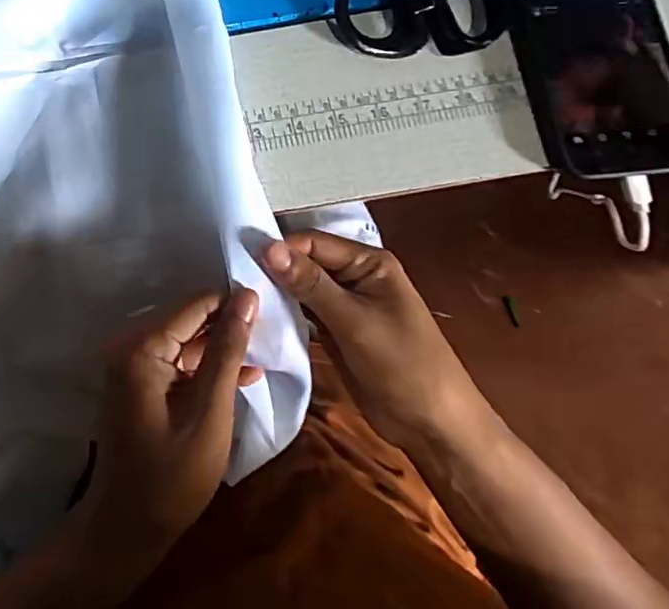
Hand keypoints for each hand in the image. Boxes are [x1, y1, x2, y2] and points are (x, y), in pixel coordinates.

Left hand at [83, 289, 263, 549]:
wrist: (125, 533)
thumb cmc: (171, 479)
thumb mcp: (210, 413)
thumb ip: (228, 351)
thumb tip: (247, 298)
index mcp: (142, 348)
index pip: (196, 304)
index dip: (234, 302)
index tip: (271, 306)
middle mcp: (131, 347)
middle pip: (190, 318)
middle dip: (230, 324)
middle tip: (272, 330)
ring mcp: (133, 365)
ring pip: (188, 339)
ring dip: (223, 347)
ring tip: (264, 353)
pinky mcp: (140, 383)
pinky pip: (179, 360)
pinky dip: (207, 367)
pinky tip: (242, 375)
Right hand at [262, 232, 487, 453]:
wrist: (433, 424)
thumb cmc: (402, 363)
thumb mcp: (354, 321)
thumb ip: (311, 284)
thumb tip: (269, 248)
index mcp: (368, 261)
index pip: (314, 243)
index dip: (280, 249)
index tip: (242, 260)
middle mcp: (356, 276)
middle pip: (307, 263)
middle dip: (276, 269)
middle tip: (235, 279)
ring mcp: (347, 306)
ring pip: (304, 289)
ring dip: (279, 293)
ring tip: (241, 298)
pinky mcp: (338, 332)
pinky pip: (307, 314)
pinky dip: (288, 315)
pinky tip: (262, 319)